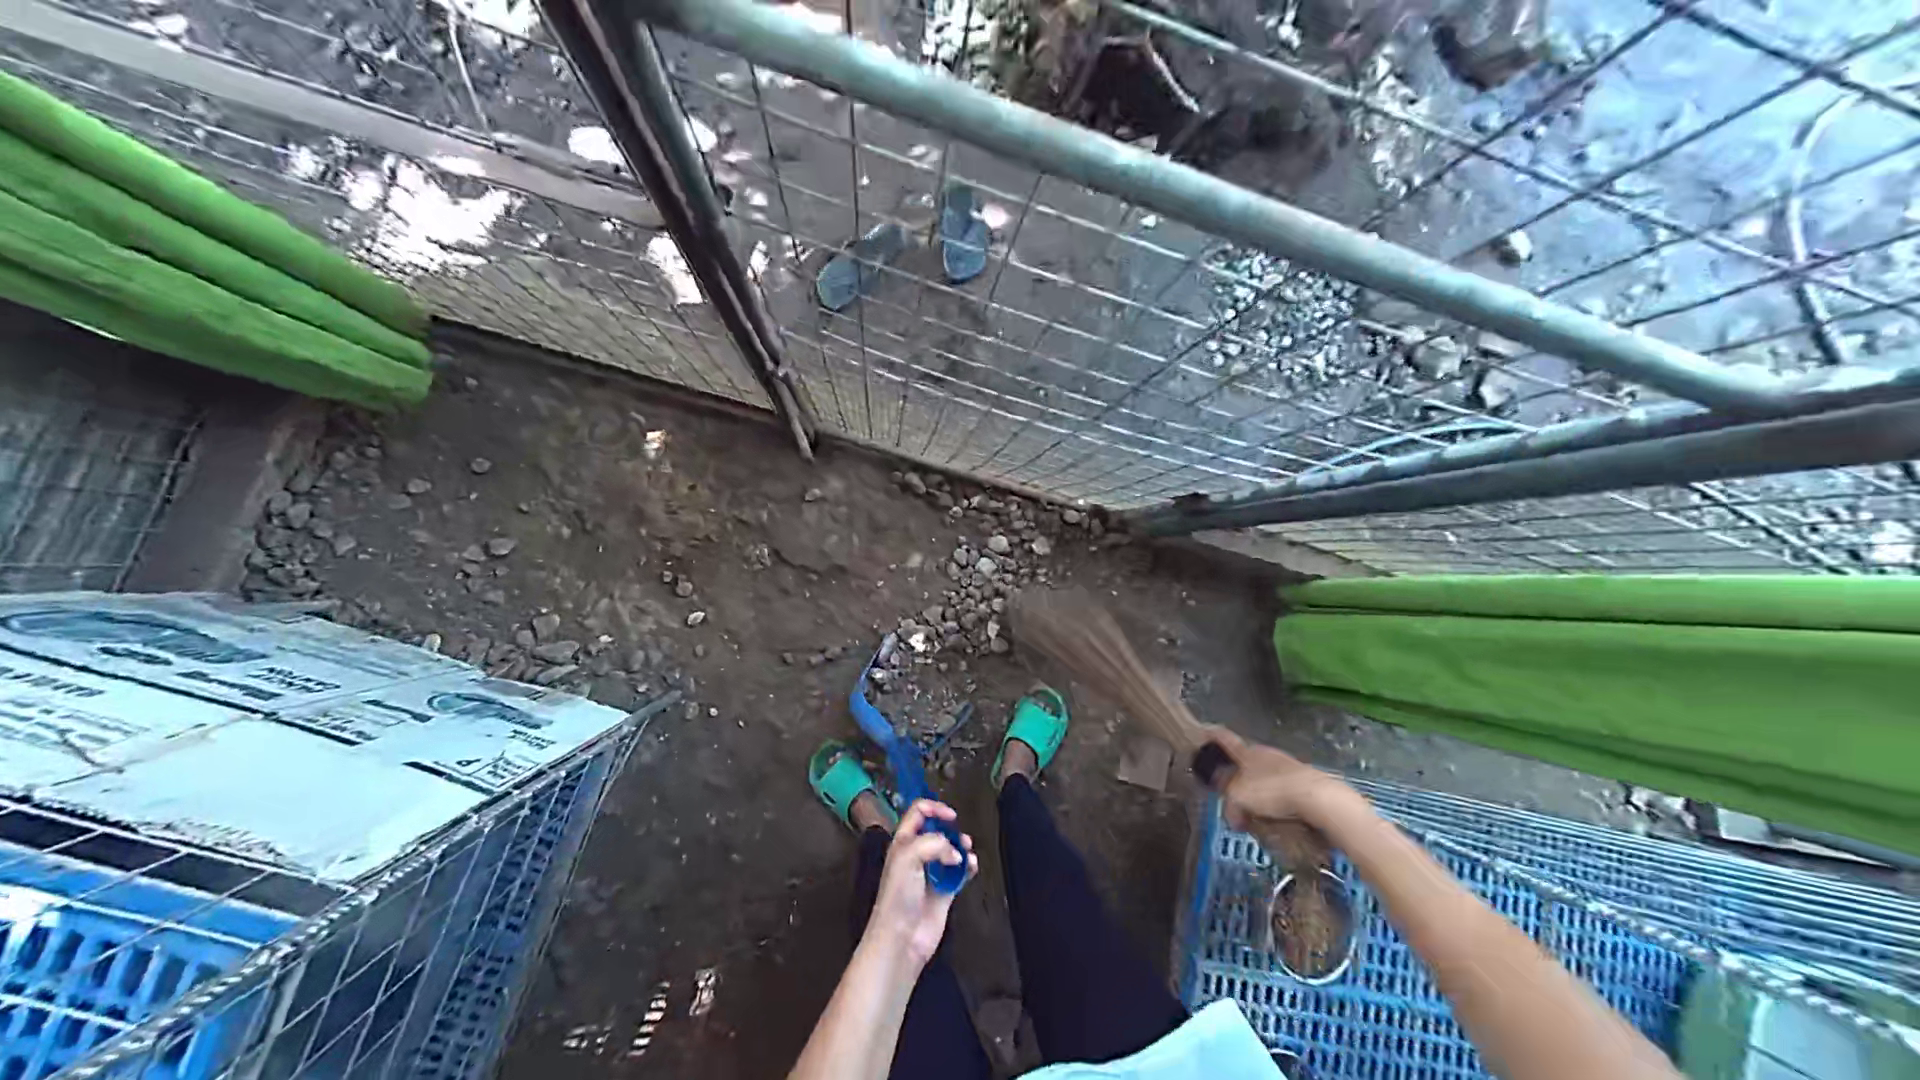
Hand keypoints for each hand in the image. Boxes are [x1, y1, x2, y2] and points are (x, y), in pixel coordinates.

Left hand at [863, 800, 975, 968]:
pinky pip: (960, 872)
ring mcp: (931, 872)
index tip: (949, 815)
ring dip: (962, 847)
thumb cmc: (898, 896)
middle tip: (959, 835)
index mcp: (904, 842)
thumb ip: (933, 842)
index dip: (933, 808)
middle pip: (937, 830)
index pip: (918, 812)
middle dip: (951, 829)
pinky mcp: (944, 890)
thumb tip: (954, 849)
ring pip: (951, 850)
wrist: (902, 938)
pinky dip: (968, 866)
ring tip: (967, 851)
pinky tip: (971, 866)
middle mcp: (917, 854)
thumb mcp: (909, 856)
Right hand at [1201, 726, 1358, 832]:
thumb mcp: (1239, 799)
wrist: (1319, 798)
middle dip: (1237, 782)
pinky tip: (1279, 820)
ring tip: (1258, 819)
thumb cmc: (1272, 791)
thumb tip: (1233, 817)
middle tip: (1233, 803)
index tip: (1204, 732)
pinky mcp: (1306, 783)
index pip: (1225, 739)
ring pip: (1265, 780)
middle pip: (1245, 764)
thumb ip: (1230, 806)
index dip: (1212, 736)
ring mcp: (1288, 767)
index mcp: (1247, 751)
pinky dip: (1278, 804)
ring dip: (1259, 796)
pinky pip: (1283, 792)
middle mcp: (1266, 754)